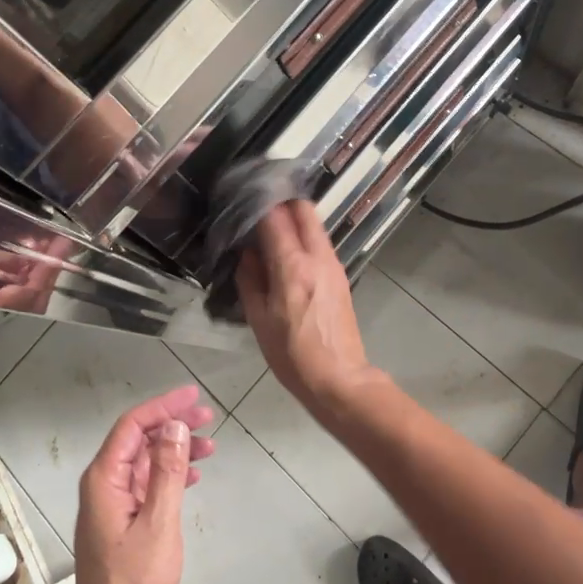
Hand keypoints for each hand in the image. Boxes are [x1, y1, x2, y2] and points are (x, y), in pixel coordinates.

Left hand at [75, 385, 217, 583]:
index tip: (193, 396)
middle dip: (172, 425)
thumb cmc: (135, 582)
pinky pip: (146, 484)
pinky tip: (193, 475)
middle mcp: (103, 485)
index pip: (132, 426)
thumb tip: (173, 425)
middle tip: (208, 417)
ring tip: (210, 445)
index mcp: (104, 479)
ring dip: (175, 450)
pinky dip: (170, 475)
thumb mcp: (157, 525)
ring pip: (144, 461)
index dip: (163, 406)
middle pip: (138, 440)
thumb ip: (167, 472)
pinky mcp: (121, 522)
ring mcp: (111, 504)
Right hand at [235, 200, 375, 414]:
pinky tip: (287, 253)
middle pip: (303, 209)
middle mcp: (316, 258)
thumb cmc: (292, 355)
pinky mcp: (340, 276)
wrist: (339, 381)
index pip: (275, 217)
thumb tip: (246, 253)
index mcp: (292, 267)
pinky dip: (304, 237)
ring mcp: (333, 265)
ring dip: (294, 219)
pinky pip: (320, 243)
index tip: (241, 203)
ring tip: (270, 230)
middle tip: (259, 209)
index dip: (257, 205)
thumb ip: (249, 280)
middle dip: (281, 202)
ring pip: (314, 225)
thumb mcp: (259, 320)